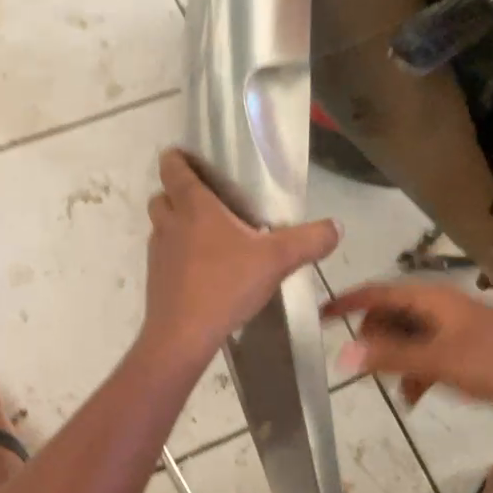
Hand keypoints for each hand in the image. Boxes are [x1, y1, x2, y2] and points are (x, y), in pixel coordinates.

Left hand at [141, 149, 341, 362]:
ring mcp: (158, 254)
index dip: (176, 158)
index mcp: (194, 207)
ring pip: (161, 228)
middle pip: (162, 196)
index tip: (187, 156)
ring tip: (207, 236)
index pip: (173, 169)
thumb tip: (336, 226)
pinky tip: (203, 272)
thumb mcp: (277, 260)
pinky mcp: (156, 281)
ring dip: (177, 226)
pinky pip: (165, 258)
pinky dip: (178, 257)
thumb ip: (308, 241)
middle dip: (176, 193)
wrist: (184, 335)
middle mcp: (170, 224)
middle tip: (204, 200)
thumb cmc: (226, 285)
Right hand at [323, 280, 492, 426]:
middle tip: (359, 365)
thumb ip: (390, 357)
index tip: (319, 314)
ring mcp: (456, 330)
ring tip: (389, 388)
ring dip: (394, 360)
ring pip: (409, 338)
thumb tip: (341, 354)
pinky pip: (427, 356)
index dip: (348, 302)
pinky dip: (415, 373)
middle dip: (372, 338)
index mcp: (433, 299)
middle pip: (391, 316)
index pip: (378, 292)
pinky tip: (414, 398)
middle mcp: (441, 308)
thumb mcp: (439, 362)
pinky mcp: (468, 352)